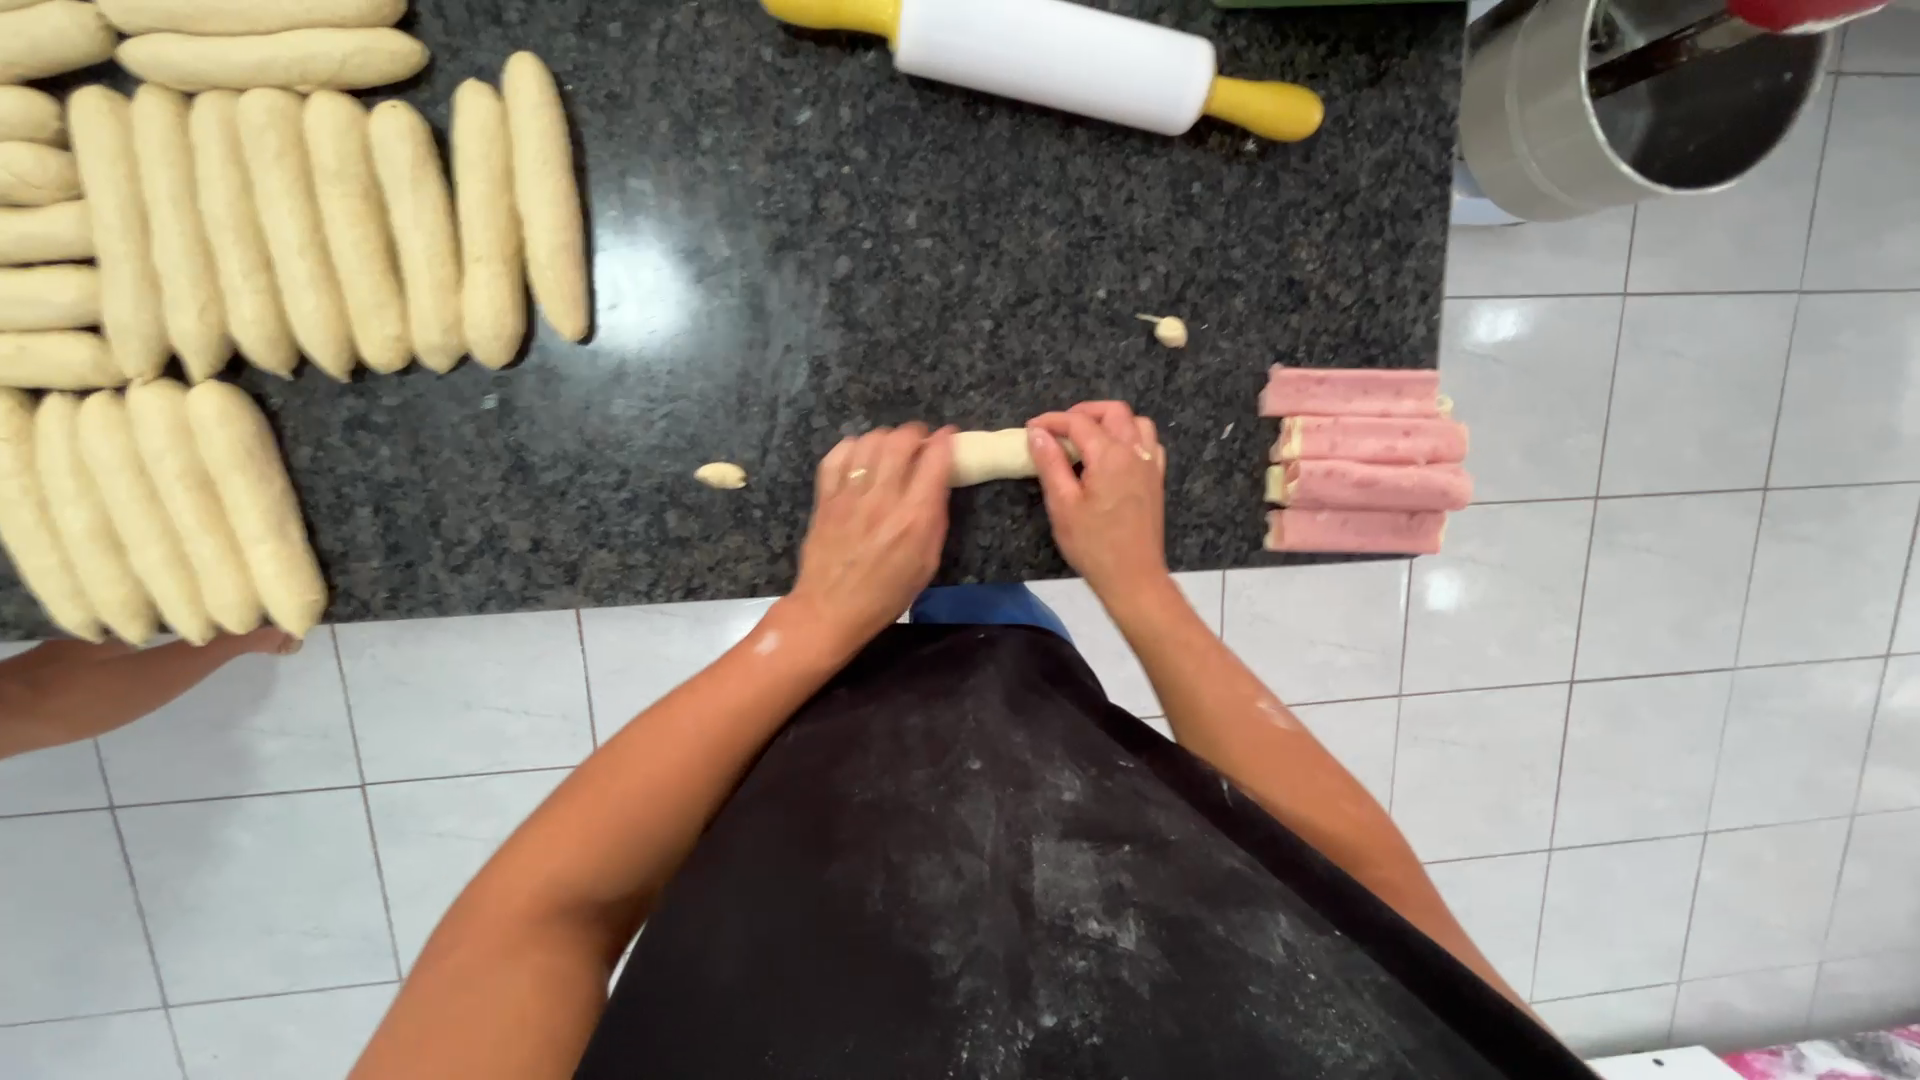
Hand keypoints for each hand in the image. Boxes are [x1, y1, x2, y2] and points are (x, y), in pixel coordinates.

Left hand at [788, 424, 955, 653]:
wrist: (831, 609)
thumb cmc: (887, 593)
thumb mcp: (927, 562)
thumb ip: (934, 519)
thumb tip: (938, 484)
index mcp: (915, 518)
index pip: (935, 459)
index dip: (946, 440)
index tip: (949, 436)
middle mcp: (884, 499)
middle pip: (901, 441)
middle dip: (915, 433)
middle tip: (920, 442)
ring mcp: (850, 496)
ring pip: (869, 442)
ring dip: (885, 438)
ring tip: (890, 449)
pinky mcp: (825, 498)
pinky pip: (836, 455)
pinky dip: (852, 447)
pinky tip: (860, 457)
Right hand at [1027, 401, 1168, 601]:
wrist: (1133, 576)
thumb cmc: (1093, 545)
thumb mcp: (1062, 504)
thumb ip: (1050, 463)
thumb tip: (1037, 433)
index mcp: (1110, 455)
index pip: (1078, 422)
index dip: (1052, 421)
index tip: (1032, 428)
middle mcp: (1135, 452)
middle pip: (1113, 411)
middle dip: (1084, 412)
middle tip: (1059, 428)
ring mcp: (1150, 465)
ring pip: (1136, 423)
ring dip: (1111, 421)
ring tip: (1087, 438)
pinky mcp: (1156, 480)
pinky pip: (1149, 443)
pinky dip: (1131, 438)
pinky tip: (1114, 455)